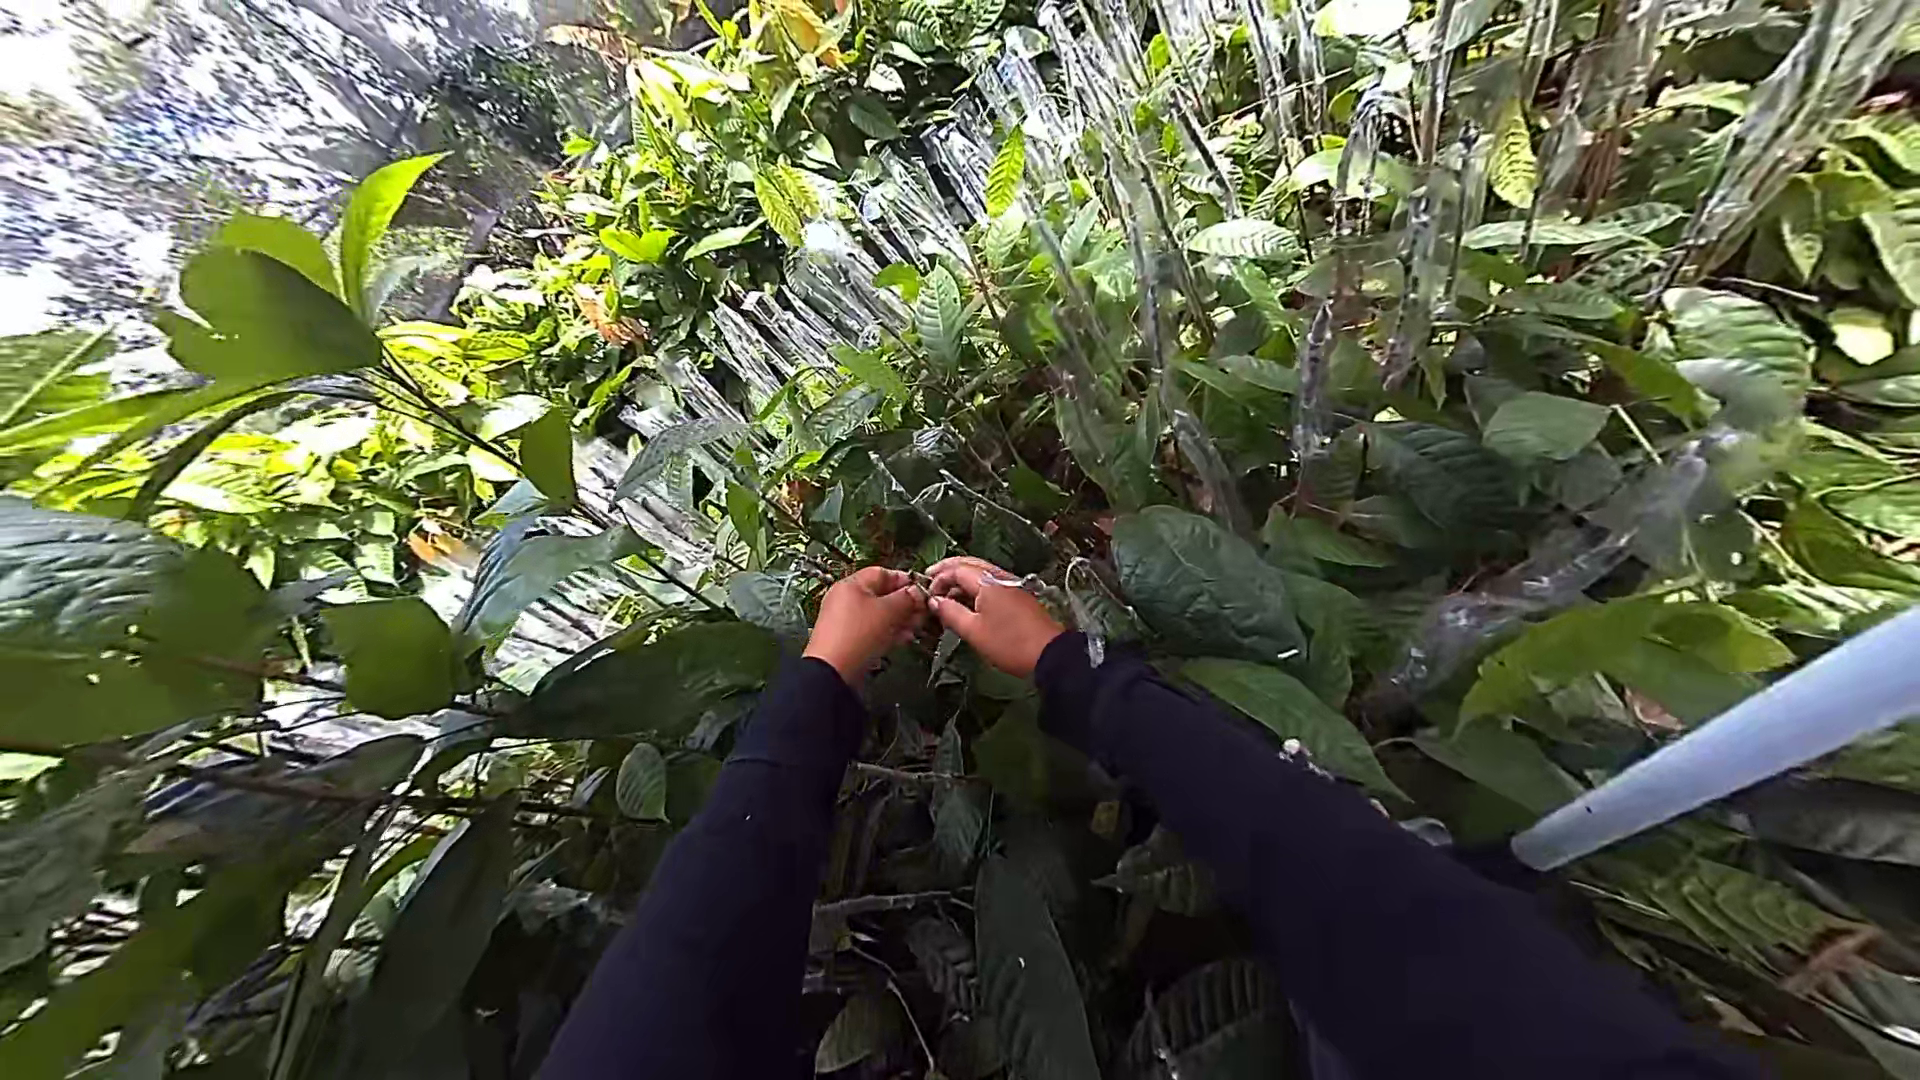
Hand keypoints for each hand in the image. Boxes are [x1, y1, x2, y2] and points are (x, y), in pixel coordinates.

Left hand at [805, 567, 928, 684]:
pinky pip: (874, 630)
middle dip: (906, 603)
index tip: (922, 589)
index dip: (904, 580)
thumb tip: (918, 592)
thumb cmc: (856, 635)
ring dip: (901, 619)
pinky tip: (904, 638)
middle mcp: (847, 600)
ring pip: (880, 614)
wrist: (834, 673)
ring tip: (916, 626)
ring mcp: (847, 621)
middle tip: (923, 611)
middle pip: (883, 595)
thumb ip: (907, 598)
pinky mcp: (850, 640)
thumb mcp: (888, 611)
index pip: (882, 573)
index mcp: (851, 585)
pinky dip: (890, 632)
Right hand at [925, 556, 1064, 678]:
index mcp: (987, 581)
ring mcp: (1011, 584)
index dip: (938, 578)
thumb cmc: (1008, 643)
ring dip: (961, 579)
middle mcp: (999, 576)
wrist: (1049, 654)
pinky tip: (966, 602)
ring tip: (945, 594)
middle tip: (931, 580)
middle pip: (969, 564)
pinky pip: (990, 583)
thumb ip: (951, 613)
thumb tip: (935, 601)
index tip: (926, 593)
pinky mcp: (1017, 596)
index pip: (956, 569)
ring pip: (980, 573)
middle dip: (948, 570)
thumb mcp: (974, 631)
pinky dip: (974, 588)